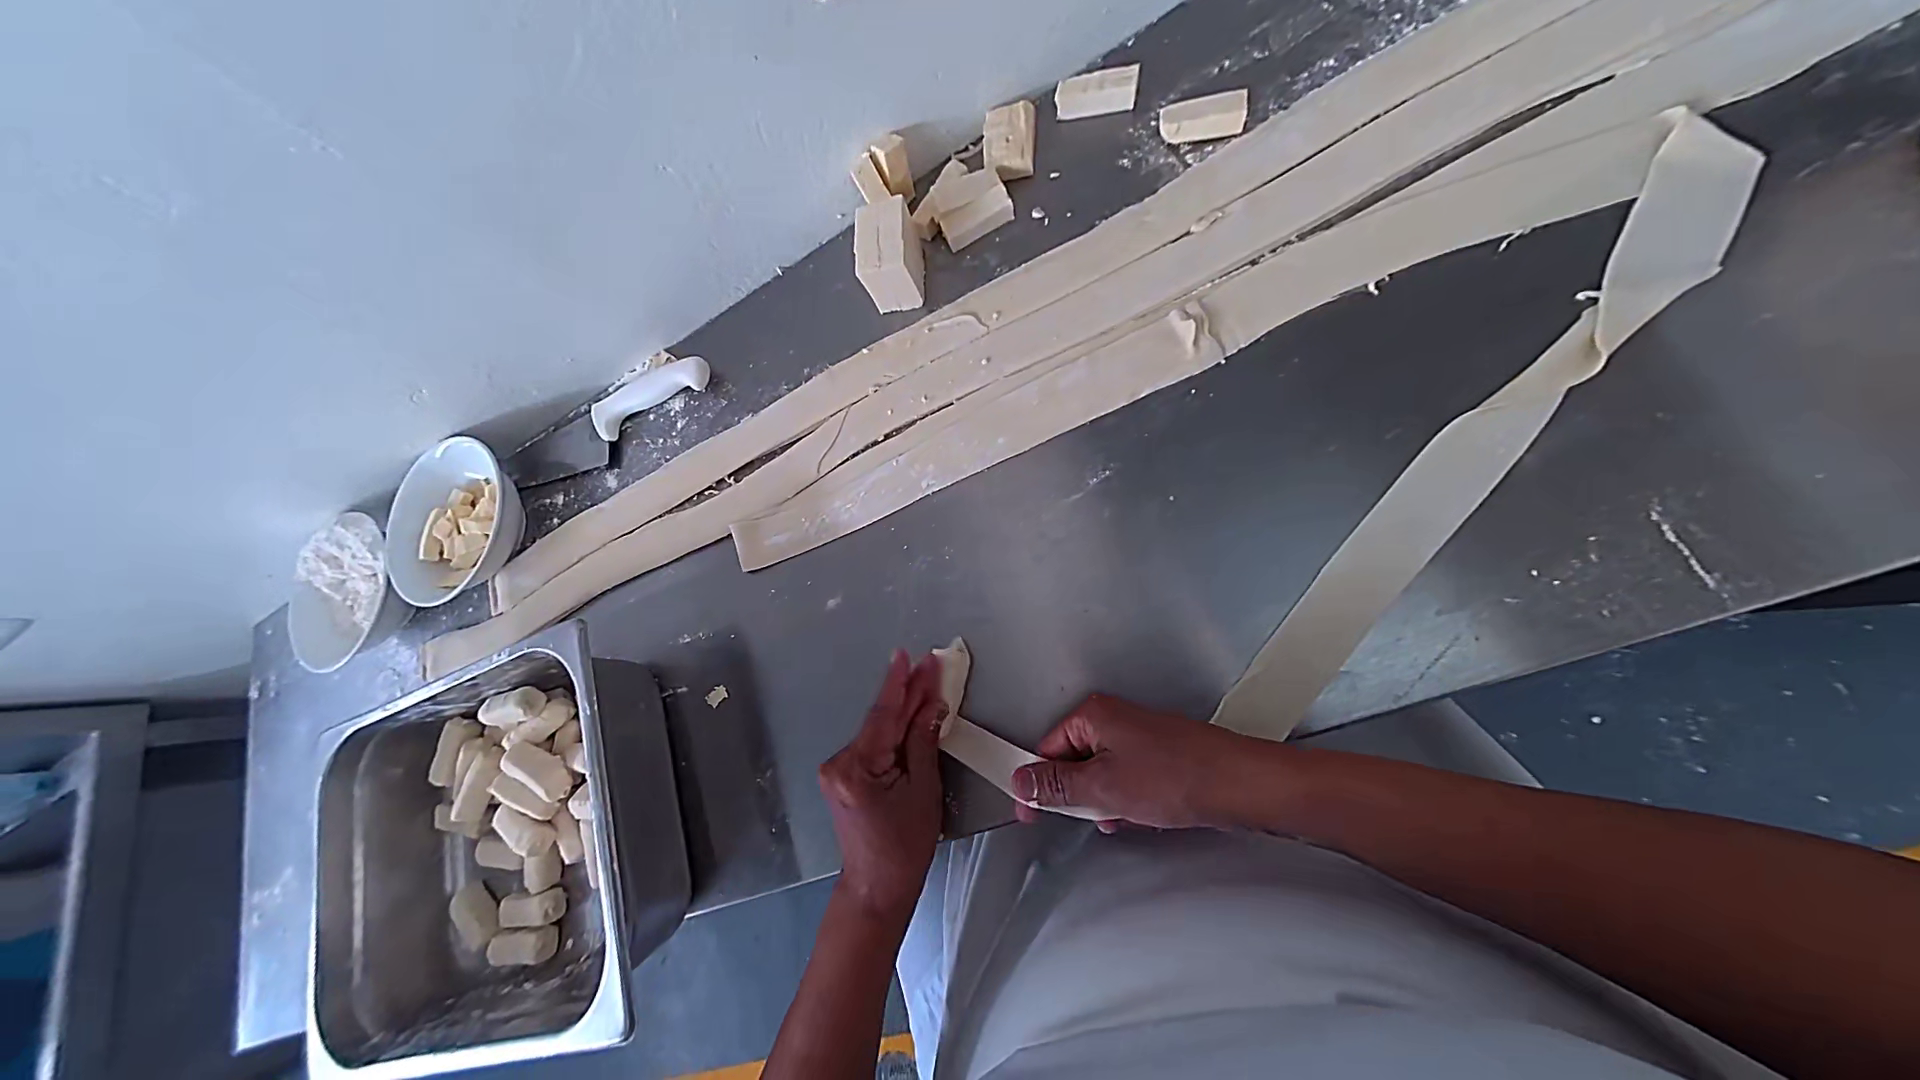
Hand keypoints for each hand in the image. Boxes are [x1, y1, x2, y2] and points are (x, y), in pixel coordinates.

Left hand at [818, 650, 946, 919]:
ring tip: (926, 683)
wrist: (876, 888)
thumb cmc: (904, 847)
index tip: (909, 656)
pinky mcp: (843, 775)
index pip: (884, 715)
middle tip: (930, 666)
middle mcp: (839, 763)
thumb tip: (932, 706)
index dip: (900, 684)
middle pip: (881, 721)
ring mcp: (838, 769)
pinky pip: (874, 745)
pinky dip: (895, 731)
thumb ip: (923, 742)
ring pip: (878, 731)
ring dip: (903, 710)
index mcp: (856, 768)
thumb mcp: (924, 791)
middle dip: (908, 694)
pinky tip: (913, 715)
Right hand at [1012, 694, 1261, 831]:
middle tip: (1087, 814)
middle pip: (1071, 761)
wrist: (1240, 786)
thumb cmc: (1178, 776)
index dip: (1036, 783)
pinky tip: (1141, 815)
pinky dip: (1126, 800)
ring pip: (1100, 775)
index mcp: (1093, 715)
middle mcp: (1113, 719)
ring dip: (1103, 801)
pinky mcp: (1157, 756)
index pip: (1044, 748)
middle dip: (1076, 794)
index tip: (1030, 811)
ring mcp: (1137, 737)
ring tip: (1123, 814)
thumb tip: (1023, 781)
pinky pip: (1125, 779)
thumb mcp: (1101, 788)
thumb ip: (1055, 786)